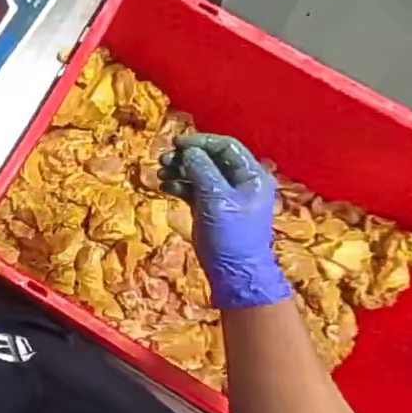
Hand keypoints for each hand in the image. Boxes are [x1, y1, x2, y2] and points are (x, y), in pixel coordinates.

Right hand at [158, 133, 292, 309]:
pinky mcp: (210, 209)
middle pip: (211, 159)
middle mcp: (239, 182)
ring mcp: (224, 196)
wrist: (233, 270)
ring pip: (200, 174)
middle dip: (187, 157)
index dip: (200, 142)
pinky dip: (179, 186)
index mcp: (250, 175)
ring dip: (180, 170)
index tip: (176, 144)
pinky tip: (164, 186)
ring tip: (161, 173)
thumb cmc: (230, 234)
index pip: (225, 147)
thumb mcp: (216, 199)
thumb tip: (189, 151)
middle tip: (164, 159)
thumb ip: (202, 171)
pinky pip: (193, 190)